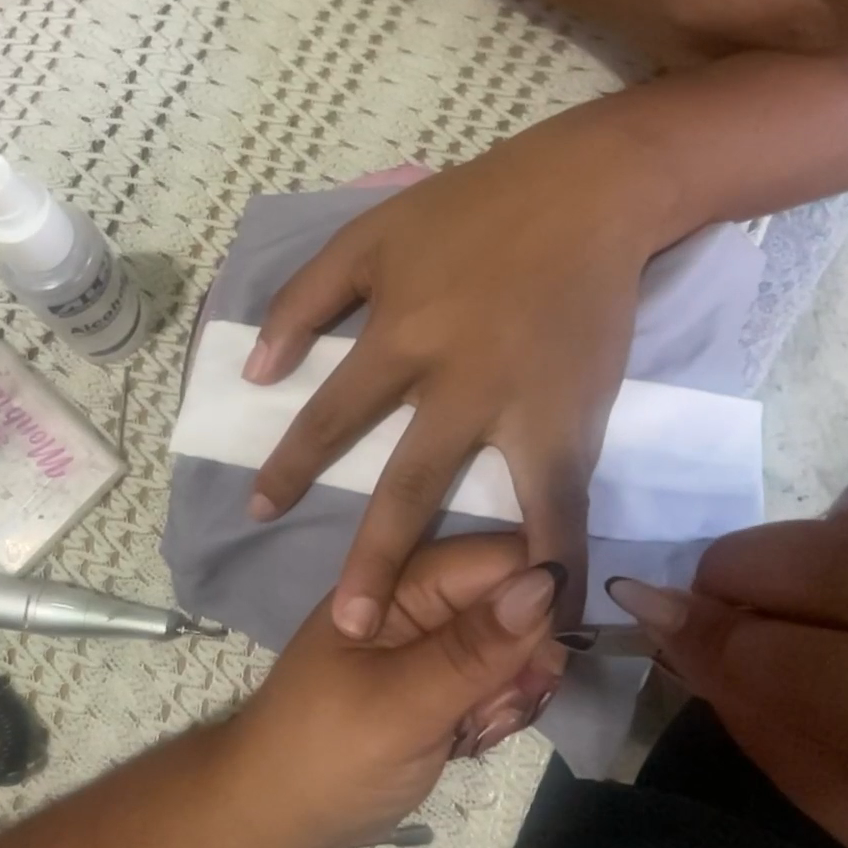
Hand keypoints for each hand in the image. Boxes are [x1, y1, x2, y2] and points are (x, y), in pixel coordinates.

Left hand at [225, 538, 563, 847]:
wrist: (273, 816)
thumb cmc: (327, 757)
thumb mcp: (405, 704)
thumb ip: (476, 648)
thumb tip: (548, 578)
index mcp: (395, 584)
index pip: (491, 557)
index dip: (537, 595)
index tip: (550, 658)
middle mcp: (413, 602)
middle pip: (507, 600)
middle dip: (522, 655)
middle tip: (499, 708)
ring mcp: (422, 643)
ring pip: (505, 644)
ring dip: (508, 689)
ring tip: (476, 730)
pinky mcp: (430, 681)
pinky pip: (488, 678)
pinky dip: (493, 708)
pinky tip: (471, 739)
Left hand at [247, 108, 688, 639]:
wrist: (591, 190)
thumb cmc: (468, 212)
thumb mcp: (366, 238)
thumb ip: (303, 302)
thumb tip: (256, 371)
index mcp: (399, 337)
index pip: (330, 419)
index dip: (291, 468)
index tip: (259, 512)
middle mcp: (457, 384)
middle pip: (405, 487)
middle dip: (374, 559)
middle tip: (349, 627)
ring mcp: (524, 406)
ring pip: (492, 504)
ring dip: (479, 579)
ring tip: (483, 657)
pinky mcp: (579, 416)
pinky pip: (565, 498)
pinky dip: (563, 553)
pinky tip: (560, 608)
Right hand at [334, 0, 847, 65]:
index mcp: (715, 14)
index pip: (830, 29)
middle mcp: (706, 47)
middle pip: (811, 54)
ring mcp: (688, 48)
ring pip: (786, 52)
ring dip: (846, 35)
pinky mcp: (678, 35)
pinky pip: (758, 42)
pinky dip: (805, 27)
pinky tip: (831, 8)